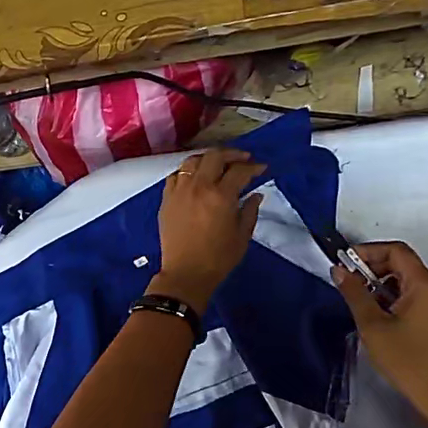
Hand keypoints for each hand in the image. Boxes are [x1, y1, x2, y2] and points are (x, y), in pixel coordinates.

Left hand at [152, 149, 264, 309]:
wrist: (186, 273)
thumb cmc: (218, 258)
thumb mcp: (242, 235)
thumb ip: (250, 210)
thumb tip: (256, 194)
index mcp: (220, 196)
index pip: (239, 171)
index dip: (253, 167)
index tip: (261, 168)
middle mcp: (198, 186)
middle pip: (215, 156)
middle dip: (232, 154)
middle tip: (242, 159)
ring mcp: (179, 190)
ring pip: (192, 160)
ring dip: (208, 158)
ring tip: (218, 164)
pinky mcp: (166, 198)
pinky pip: (176, 174)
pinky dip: (188, 171)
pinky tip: (195, 176)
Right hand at [332, 242, 427, 414]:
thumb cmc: (407, 360)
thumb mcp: (373, 325)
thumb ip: (354, 293)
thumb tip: (339, 270)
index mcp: (424, 286)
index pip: (396, 251)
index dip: (368, 251)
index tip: (345, 263)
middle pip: (402, 263)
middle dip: (372, 267)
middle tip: (349, 281)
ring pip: (406, 280)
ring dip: (380, 283)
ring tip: (359, 300)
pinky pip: (412, 295)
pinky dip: (391, 297)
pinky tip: (375, 314)